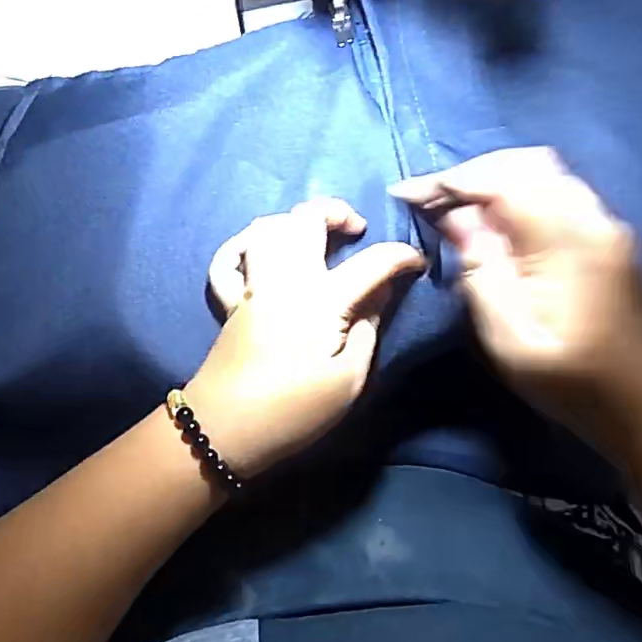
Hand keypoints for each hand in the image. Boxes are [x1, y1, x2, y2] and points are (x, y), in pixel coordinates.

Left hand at [185, 199, 425, 476]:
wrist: (224, 430)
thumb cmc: (292, 411)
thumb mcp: (348, 380)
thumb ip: (368, 327)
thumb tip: (381, 289)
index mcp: (321, 300)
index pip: (372, 263)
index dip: (402, 257)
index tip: (418, 263)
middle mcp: (284, 279)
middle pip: (306, 219)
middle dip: (337, 212)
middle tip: (357, 229)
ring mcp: (252, 285)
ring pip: (267, 227)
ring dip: (295, 221)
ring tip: (316, 236)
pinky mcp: (229, 300)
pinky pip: (228, 258)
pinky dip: (245, 245)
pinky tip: (263, 251)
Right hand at [390, 148, 641, 446]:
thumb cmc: (574, 382)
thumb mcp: (512, 340)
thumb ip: (482, 274)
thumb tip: (458, 220)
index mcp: (567, 242)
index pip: (501, 182)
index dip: (449, 180)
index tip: (405, 193)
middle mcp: (591, 218)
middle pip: (524, 164)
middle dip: (469, 173)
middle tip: (428, 200)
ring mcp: (604, 223)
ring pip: (541, 172)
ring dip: (491, 180)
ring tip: (452, 207)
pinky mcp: (605, 235)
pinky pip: (554, 190)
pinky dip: (515, 192)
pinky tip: (492, 220)